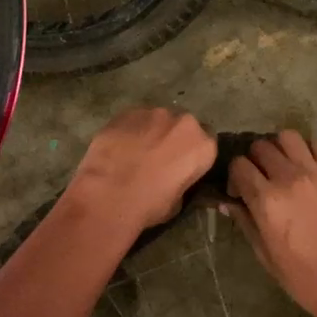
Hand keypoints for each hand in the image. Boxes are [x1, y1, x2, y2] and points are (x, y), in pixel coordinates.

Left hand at [63, 107, 215, 233]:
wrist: (109, 194)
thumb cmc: (149, 205)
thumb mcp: (178, 202)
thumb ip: (181, 181)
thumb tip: (172, 178)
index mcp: (202, 146)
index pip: (206, 142)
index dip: (193, 153)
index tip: (182, 165)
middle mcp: (183, 122)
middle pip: (182, 126)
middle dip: (173, 138)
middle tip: (158, 158)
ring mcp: (154, 112)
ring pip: (157, 120)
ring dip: (151, 132)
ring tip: (134, 153)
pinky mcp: (128, 111)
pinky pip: (134, 120)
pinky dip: (130, 130)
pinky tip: (118, 148)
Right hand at [225, 131, 316, 316]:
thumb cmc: (305, 280)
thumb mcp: (266, 257)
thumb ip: (246, 223)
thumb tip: (227, 202)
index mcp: (266, 201)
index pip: (238, 166)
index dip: (234, 177)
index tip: (239, 193)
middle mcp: (288, 179)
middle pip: (260, 147)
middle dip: (254, 161)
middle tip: (260, 180)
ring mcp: (314, 173)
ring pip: (287, 137)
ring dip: (279, 148)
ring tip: (283, 168)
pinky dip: (308, 150)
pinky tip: (307, 168)